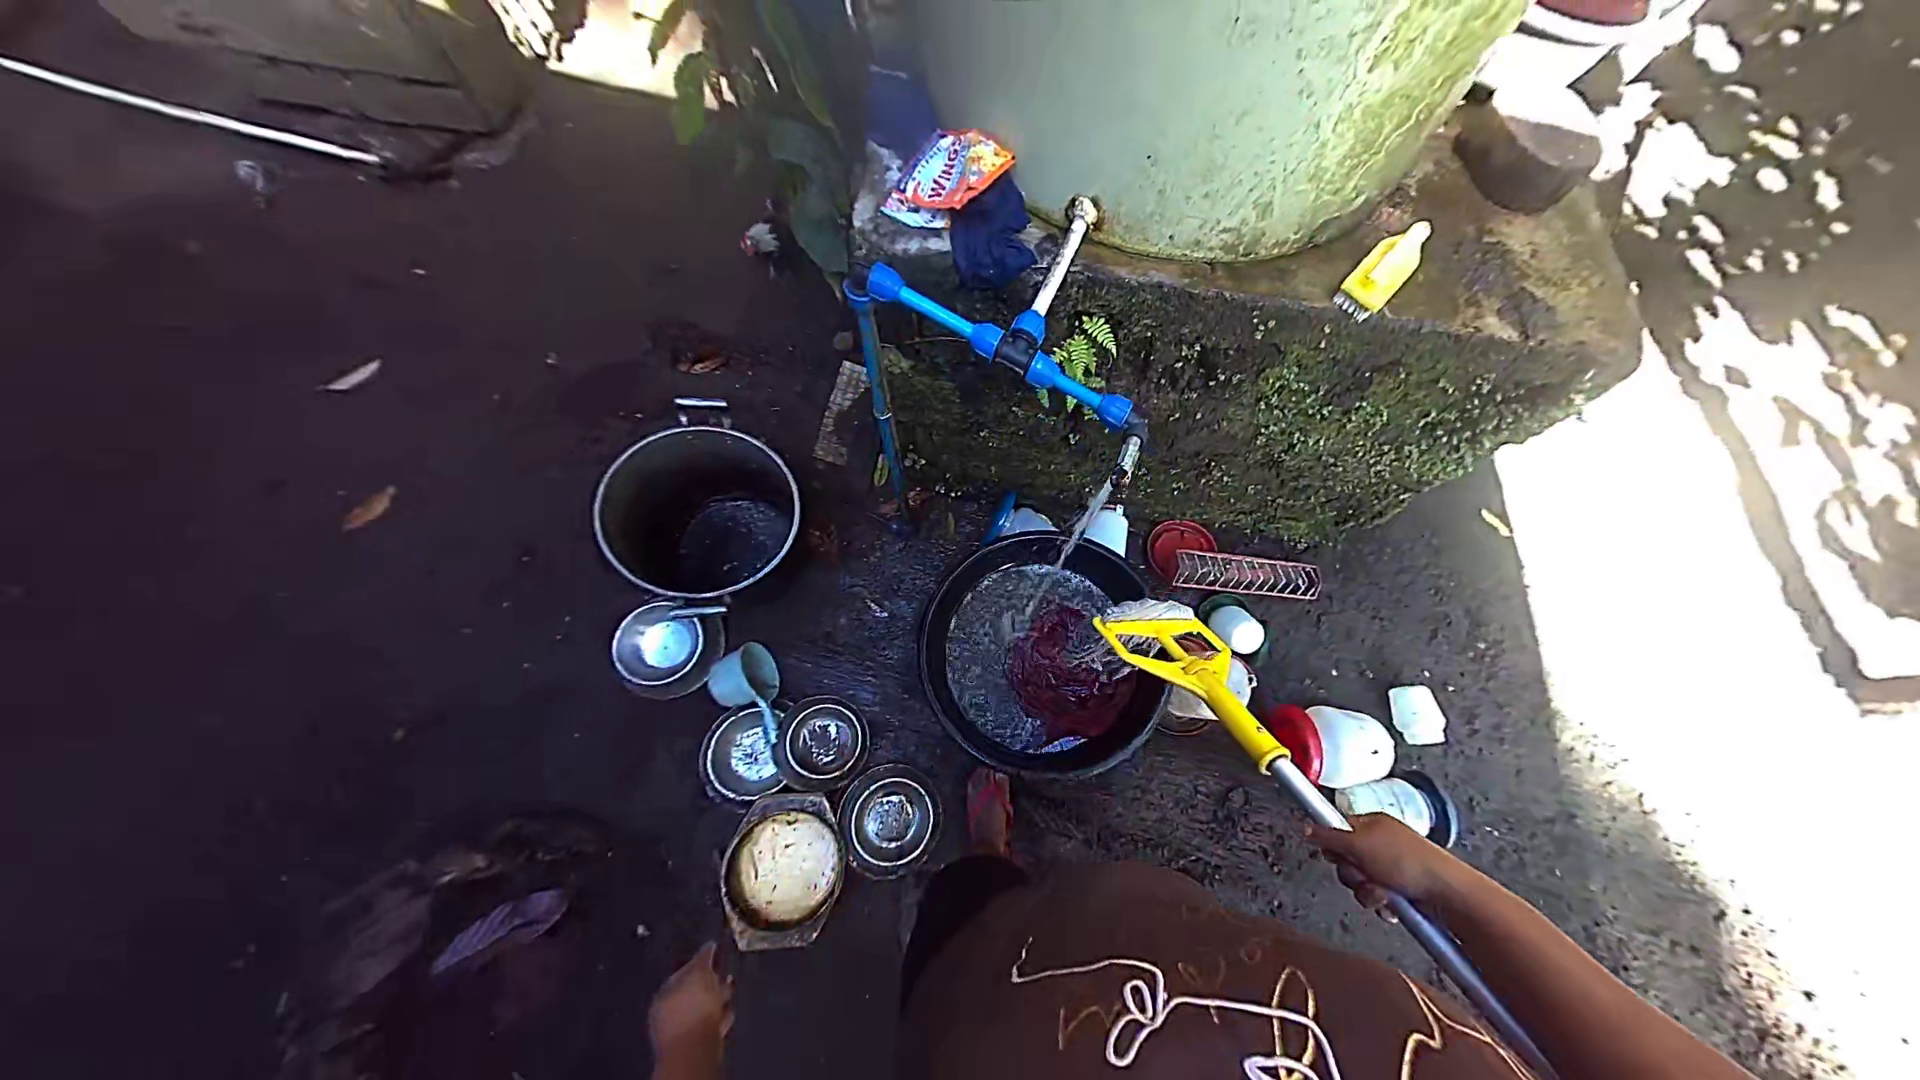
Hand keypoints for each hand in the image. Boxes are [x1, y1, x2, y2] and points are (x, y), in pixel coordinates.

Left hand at [648, 943, 733, 1076]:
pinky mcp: (697, 1041)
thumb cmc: (694, 1007)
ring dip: (718, 996)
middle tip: (726, 971)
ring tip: (732, 987)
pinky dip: (720, 1015)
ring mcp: (682, 1027)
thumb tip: (709, 944)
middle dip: (712, 980)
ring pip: (704, 1006)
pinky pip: (711, 1021)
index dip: (701, 961)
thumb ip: (703, 957)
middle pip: (694, 989)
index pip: (683, 970)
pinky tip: (729, 1010)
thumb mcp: (699, 973)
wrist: (695, 1049)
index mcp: (665, 992)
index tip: (717, 954)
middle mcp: (670, 1009)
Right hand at [1305, 814, 1460, 908]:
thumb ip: (1328, 836)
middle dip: (1352, 874)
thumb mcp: (1359, 844)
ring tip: (1383, 894)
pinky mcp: (1402, 891)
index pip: (1338, 829)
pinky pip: (1378, 898)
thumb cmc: (1410, 862)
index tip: (1335, 854)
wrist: (1449, 895)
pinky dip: (1381, 904)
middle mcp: (1381, 844)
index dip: (1333, 844)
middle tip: (1364, 875)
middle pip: (1347, 859)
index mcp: (1372, 825)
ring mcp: (1393, 868)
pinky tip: (1392, 905)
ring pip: (1361, 882)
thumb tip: (1307, 828)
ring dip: (1367, 892)